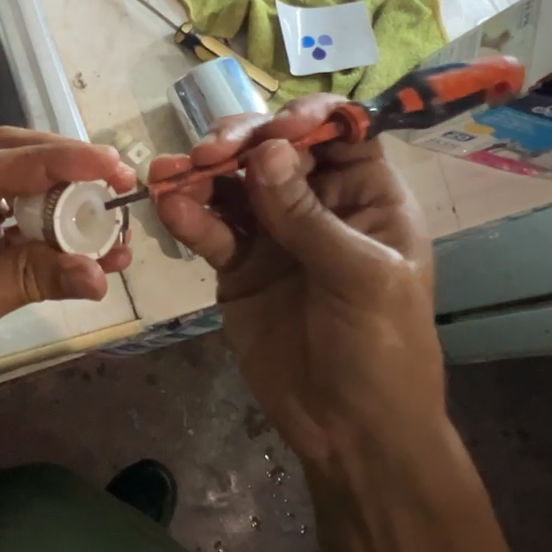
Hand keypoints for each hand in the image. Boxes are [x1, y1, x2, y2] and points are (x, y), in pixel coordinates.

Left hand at [0, 127, 135, 437]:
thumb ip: (27, 279)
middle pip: (2, 163)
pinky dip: (46, 236)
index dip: (53, 160)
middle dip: (60, 168)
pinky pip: (8, 227)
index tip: (109, 164)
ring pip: (10, 192)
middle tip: (116, 179)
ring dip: (59, 204)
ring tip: (109, 221)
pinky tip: (83, 251)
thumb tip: (98, 271)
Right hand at [151, 96, 442, 471]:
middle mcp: (318, 205)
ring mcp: (273, 234)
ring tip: (172, 175)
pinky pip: (210, 228)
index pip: (339, 135)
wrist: (350, 432)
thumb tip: (265, 152)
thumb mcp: (359, 278)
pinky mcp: (237, 263)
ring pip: (232, 184)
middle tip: (209, 153)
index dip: (306, 120)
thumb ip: (307, 216)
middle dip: (239, 143)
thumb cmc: (383, 350)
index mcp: (366, 198)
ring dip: (201, 173)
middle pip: (274, 151)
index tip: (274, 127)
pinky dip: (188, 216)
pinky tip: (169, 209)